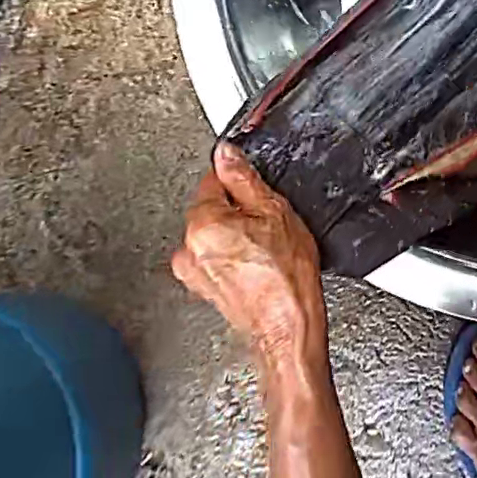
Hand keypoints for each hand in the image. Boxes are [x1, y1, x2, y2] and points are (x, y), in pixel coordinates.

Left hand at [172, 143, 326, 362]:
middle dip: (239, 207)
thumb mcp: (274, 209)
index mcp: (201, 224)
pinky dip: (236, 252)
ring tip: (267, 244)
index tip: (258, 191)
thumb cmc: (286, 275)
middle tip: (268, 220)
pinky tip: (260, 260)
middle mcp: (188, 249)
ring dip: (238, 230)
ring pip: (216, 231)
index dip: (241, 181)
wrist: (288, 324)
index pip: (213, 180)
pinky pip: (218, 254)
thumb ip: (243, 177)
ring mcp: (193, 272)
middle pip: (213, 206)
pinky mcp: (204, 288)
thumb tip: (226, 153)